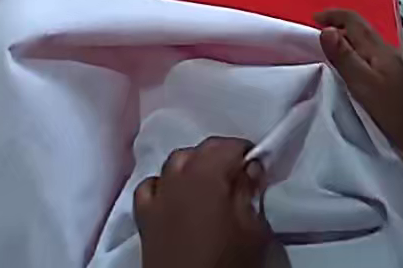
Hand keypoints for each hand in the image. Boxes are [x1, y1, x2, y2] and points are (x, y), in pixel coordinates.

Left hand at [134, 136, 269, 267]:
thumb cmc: (227, 264)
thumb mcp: (254, 233)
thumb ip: (251, 194)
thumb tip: (251, 169)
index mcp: (207, 172)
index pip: (229, 146)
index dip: (247, 153)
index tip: (259, 168)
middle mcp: (178, 173)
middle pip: (201, 151)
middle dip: (221, 158)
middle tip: (239, 179)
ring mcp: (157, 193)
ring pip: (176, 163)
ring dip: (193, 167)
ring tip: (210, 187)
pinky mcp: (143, 215)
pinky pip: (151, 187)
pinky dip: (163, 186)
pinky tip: (173, 198)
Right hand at [316, 9, 402, 181]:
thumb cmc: (400, 117)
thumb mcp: (366, 87)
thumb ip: (345, 58)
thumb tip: (325, 31)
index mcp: (378, 51)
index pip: (353, 20)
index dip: (332, 15)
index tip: (313, 20)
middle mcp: (386, 54)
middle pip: (359, 30)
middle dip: (336, 27)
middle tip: (316, 38)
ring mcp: (392, 69)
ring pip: (363, 46)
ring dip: (344, 43)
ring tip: (327, 55)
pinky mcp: (394, 85)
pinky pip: (368, 61)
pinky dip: (353, 59)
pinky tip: (348, 76)